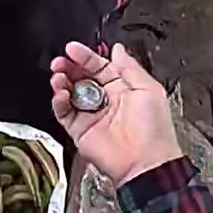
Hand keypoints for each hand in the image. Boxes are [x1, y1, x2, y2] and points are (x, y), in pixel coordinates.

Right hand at [49, 42, 181, 184]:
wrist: (145, 163)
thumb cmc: (154, 131)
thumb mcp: (148, 89)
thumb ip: (129, 67)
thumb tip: (118, 49)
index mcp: (121, 89)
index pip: (99, 67)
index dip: (86, 57)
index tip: (73, 49)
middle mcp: (104, 100)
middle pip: (80, 77)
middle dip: (69, 67)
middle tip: (60, 61)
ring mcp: (90, 115)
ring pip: (69, 92)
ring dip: (61, 81)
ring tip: (58, 76)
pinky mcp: (79, 130)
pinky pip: (63, 112)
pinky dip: (58, 102)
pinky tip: (61, 94)